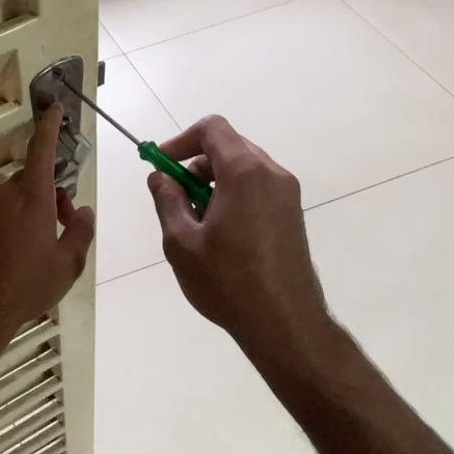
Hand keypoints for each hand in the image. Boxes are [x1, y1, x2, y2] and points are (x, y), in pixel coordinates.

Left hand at [0, 106, 95, 354]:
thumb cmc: (28, 288)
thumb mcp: (67, 265)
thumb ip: (80, 232)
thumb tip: (84, 212)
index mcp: (31, 199)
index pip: (41, 151)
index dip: (49, 127)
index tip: (54, 109)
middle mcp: (2, 196)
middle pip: (27, 182)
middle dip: (44, 195)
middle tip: (58, 223)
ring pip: (7, 201)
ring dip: (21, 213)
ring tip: (29, 249)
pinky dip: (0, 226)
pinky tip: (3, 257)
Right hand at [147, 116, 333, 360]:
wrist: (284, 323)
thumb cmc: (227, 281)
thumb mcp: (182, 241)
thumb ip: (167, 200)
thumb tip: (160, 177)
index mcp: (244, 173)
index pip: (212, 129)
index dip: (181, 140)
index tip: (161, 166)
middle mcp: (272, 174)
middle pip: (229, 146)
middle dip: (195, 163)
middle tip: (174, 195)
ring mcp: (287, 195)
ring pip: (244, 168)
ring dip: (214, 180)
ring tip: (195, 220)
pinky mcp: (293, 215)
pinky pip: (258, 188)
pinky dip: (234, 194)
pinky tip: (220, 233)